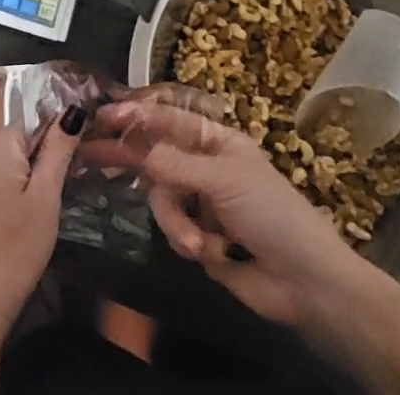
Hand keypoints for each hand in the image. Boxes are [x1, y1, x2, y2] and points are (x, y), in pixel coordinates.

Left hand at [0, 106, 86, 324]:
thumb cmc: (16, 245)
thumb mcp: (46, 195)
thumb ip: (58, 148)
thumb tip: (74, 109)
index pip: (38, 118)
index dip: (62, 133)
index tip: (82, 155)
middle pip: (23, 133)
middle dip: (47, 150)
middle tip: (70, 181)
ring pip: (12, 150)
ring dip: (33, 165)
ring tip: (50, 195)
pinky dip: (17, 176)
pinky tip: (29, 202)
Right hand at [84, 101, 378, 329]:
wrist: (307, 283)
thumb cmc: (272, 215)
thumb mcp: (223, 180)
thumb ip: (172, 162)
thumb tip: (132, 146)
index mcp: (218, 142)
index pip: (170, 120)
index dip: (137, 116)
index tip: (104, 116)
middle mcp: (206, 167)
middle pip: (157, 158)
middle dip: (134, 163)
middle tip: (92, 157)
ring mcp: (202, 203)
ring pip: (162, 199)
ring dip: (177, 222)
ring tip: (198, 243)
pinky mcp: (199, 238)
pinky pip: (172, 229)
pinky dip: (187, 241)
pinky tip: (210, 253)